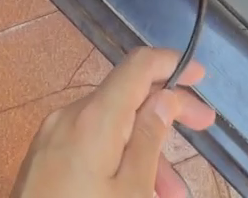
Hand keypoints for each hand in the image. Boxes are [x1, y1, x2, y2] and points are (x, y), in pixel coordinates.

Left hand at [12, 48, 216, 197]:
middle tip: (203, 128)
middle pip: (126, 97)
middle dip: (166, 112)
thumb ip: (149, 139)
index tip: (199, 77)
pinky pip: (89, 145)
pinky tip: (135, 187)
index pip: (138, 66)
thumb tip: (164, 97)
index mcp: (93, 116)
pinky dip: (117, 157)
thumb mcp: (131, 191)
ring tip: (172, 192)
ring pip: (110, 127)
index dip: (172, 64)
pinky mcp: (43, 158)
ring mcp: (52, 136)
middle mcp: (70, 115)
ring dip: (145, 148)